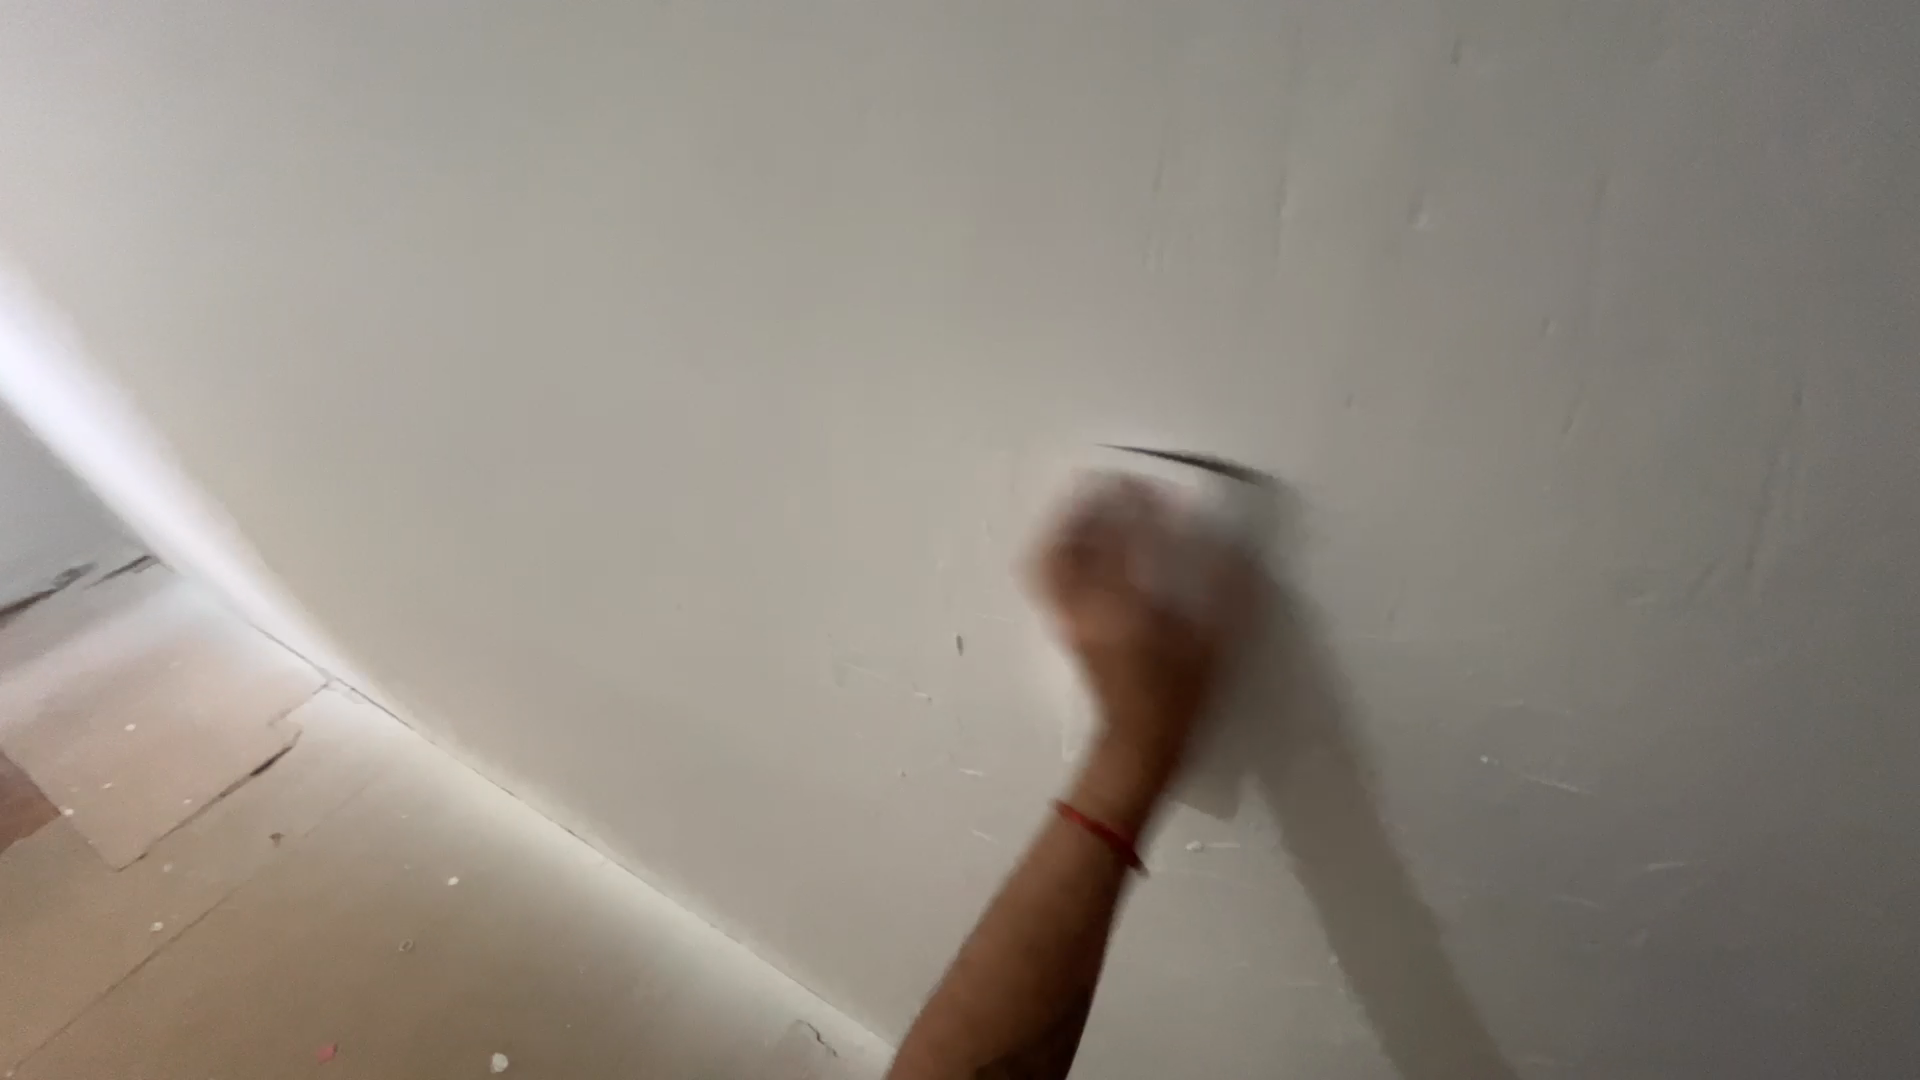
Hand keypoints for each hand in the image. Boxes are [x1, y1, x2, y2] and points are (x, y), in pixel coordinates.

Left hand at [1031, 474, 1260, 786]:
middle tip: (1103, 482)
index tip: (1147, 486)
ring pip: (1052, 559)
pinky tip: (1072, 541)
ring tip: (1083, 501)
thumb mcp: (1211, 643)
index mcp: (1126, 607)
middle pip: (1072, 544)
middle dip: (1085, 506)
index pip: (1124, 542)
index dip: (1135, 508)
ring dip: (1066, 525)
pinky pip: (1048, 580)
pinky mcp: (1064, 627)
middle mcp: (1089, 606)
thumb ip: (1222, 592)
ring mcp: (1070, 617)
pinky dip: (1055, 553)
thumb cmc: (1178, 694)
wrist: (1138, 739)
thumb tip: (1230, 546)